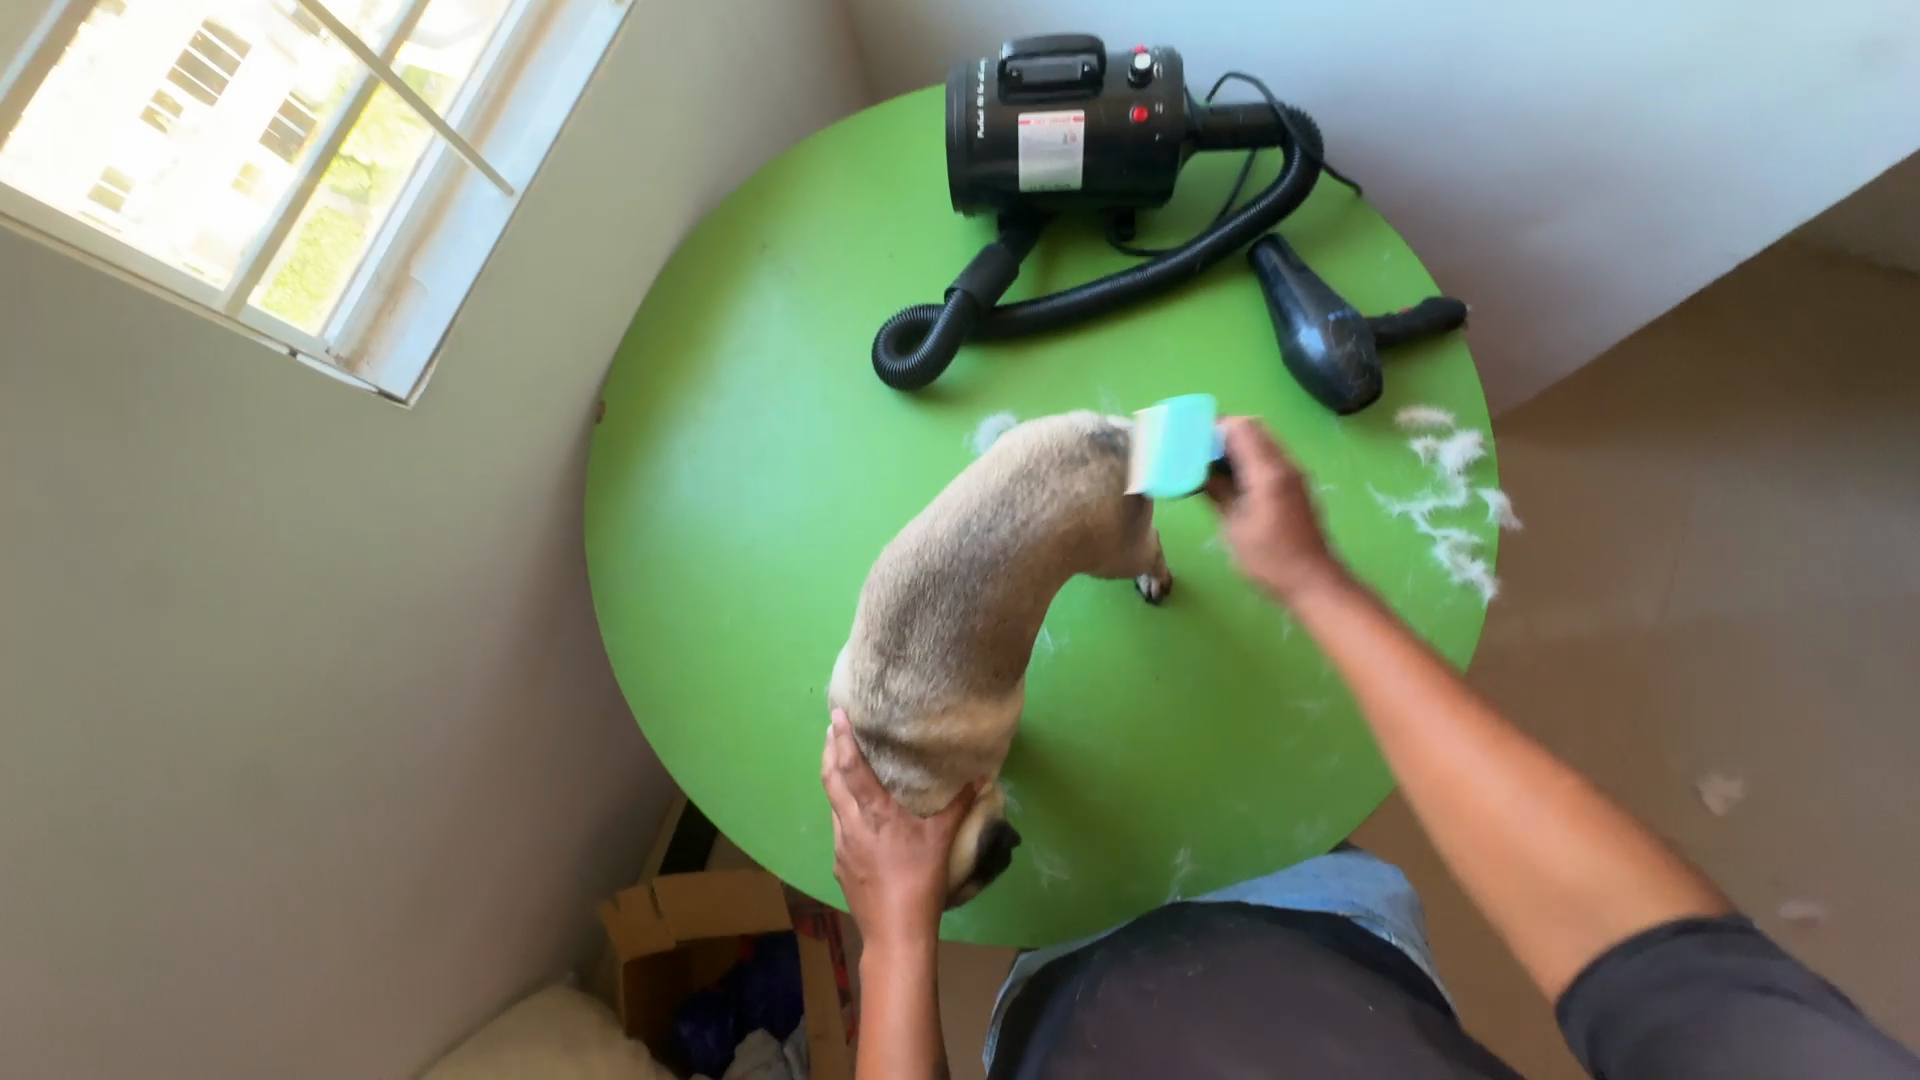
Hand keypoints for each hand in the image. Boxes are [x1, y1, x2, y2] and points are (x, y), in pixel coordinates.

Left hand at [821, 711, 974, 949]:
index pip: (852, 767)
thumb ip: (958, 805)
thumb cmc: (921, 881)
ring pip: (832, 801)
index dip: (842, 739)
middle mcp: (851, 824)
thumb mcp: (943, 839)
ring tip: (839, 759)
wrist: (895, 933)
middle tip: (832, 728)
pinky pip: (839, 825)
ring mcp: (841, 845)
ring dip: (834, 777)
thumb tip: (980, 777)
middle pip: (831, 779)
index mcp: (875, 813)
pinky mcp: (839, 863)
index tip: (836, 715)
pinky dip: (842, 806)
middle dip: (829, 750)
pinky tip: (854, 811)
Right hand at [1205, 416, 1348, 603]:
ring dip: (1232, 448)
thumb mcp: (1234, 525)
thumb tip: (1198, 472)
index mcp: (1268, 472)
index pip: (1240, 428)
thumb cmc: (1269, 559)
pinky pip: (1266, 460)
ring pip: (1260, 443)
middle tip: (1193, 452)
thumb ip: (1217, 492)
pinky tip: (1226, 482)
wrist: (1313, 582)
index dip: (1212, 428)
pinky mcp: (1293, 487)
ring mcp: (1292, 475)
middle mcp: (1284, 465)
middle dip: (1221, 435)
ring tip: (1204, 466)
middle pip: (1251, 429)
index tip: (1188, 440)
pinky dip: (1245, 461)